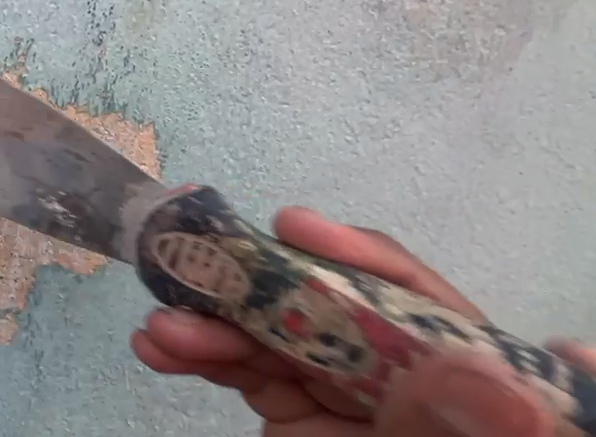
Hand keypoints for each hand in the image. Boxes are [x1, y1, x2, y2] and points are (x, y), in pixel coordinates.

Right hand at [132, 206, 594, 435]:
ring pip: (265, 329)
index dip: (368, 260)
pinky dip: (190, 352)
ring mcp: (339, 388)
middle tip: (189, 260)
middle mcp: (401, 376)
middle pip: (323, 305)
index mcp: (466, 389)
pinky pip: (236, 363)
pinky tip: (154, 348)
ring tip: (160, 331)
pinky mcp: (287, 402)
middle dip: (249, 285)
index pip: (428, 306)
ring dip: (204, 322)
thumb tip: (487, 377)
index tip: (292, 226)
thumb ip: (451, 433)